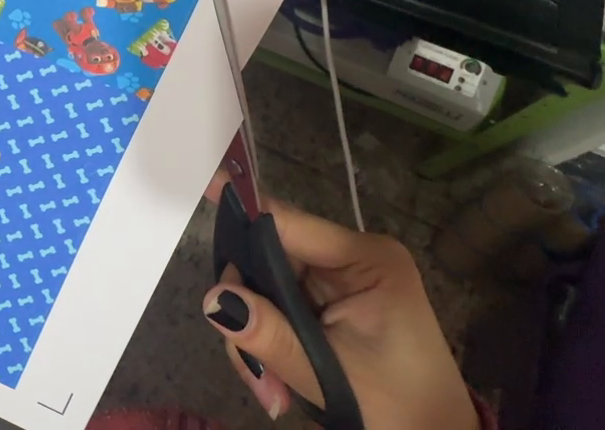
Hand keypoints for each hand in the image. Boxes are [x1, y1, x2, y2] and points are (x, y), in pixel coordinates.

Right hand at [202, 197, 477, 429]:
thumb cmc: (405, 413)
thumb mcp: (334, 378)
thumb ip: (271, 336)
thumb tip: (214, 299)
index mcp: (365, 258)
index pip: (284, 224)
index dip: (241, 220)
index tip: (199, 197)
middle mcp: (347, 257)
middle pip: (265, 257)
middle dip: (249, 310)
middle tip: (250, 365)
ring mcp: (335, 279)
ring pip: (263, 285)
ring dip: (256, 335)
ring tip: (269, 390)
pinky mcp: (325, 303)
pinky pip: (275, 306)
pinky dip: (267, 341)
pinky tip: (276, 383)